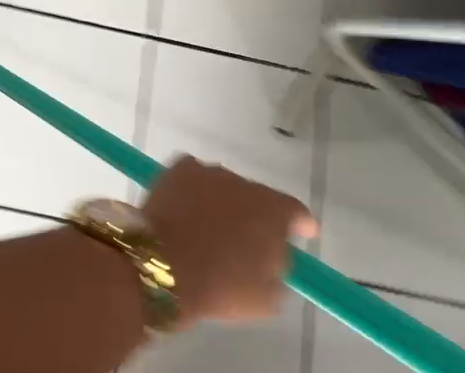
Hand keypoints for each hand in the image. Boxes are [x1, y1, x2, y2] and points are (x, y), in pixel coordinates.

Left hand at [142, 157, 316, 324]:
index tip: (302, 231)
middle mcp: (241, 183)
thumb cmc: (221, 286)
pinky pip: (192, 177)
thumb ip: (276, 270)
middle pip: (256, 197)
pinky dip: (193, 190)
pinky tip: (186, 208)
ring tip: (210, 225)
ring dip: (222, 201)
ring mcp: (206, 172)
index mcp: (272, 211)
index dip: (299, 223)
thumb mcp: (268, 296)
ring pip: (222, 186)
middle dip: (254, 215)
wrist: (162, 266)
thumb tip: (269, 258)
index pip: (295, 211)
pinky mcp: (175, 170)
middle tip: (245, 240)